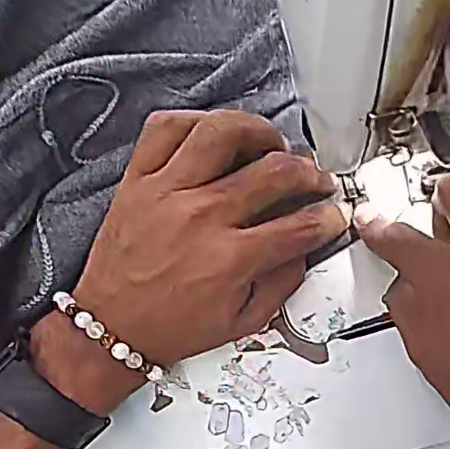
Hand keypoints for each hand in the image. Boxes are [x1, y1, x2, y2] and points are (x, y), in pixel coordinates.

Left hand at [32, 109, 349, 413]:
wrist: (114, 327)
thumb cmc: (172, 327)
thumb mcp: (241, 322)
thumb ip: (280, 284)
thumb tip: (304, 249)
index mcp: (230, 259)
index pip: (300, 225)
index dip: (329, 217)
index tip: (334, 213)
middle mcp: (202, 218)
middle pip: (275, 171)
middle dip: (310, 173)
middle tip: (315, 179)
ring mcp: (168, 192)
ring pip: (224, 132)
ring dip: (260, 131)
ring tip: (271, 144)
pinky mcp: (139, 180)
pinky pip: (167, 127)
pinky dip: (197, 121)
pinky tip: (215, 135)